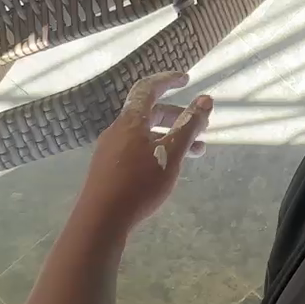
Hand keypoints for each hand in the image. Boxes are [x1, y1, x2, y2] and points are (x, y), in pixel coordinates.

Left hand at [73, 72, 211, 237]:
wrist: (98, 224)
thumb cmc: (138, 183)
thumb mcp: (171, 153)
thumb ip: (190, 125)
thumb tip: (206, 99)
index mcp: (131, 121)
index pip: (148, 88)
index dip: (167, 80)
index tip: (186, 79)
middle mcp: (118, 131)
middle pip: (150, 112)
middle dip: (178, 116)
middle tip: (200, 126)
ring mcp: (110, 151)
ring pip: (145, 134)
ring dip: (171, 136)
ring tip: (195, 152)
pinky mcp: (108, 169)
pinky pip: (137, 149)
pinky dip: (158, 149)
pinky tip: (169, 168)